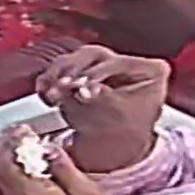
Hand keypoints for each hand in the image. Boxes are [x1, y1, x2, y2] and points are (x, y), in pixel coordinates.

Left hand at [0, 129, 136, 194]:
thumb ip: (63, 168)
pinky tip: (33, 156)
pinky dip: (14, 163)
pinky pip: (7, 177)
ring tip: (28, 139)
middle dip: (4, 145)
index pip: (1, 162)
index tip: (24, 129)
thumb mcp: (87, 191)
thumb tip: (46, 148)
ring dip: (7, 153)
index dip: (8, 142)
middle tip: (24, 131)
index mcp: (24, 192)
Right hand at [36, 45, 167, 172]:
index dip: (95, 74)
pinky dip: (46, 82)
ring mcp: (95, 67)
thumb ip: (97, 97)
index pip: (118, 62)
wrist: (109, 139)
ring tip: (49, 94)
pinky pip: (54, 71)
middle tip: (59, 86)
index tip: (78, 87)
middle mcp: (121, 64)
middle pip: (90, 56)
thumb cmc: (120, 126)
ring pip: (68, 61)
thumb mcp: (115, 112)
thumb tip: (78, 88)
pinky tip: (45, 94)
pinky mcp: (74, 75)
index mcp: (149, 70)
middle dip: (70, 72)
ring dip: (53, 77)